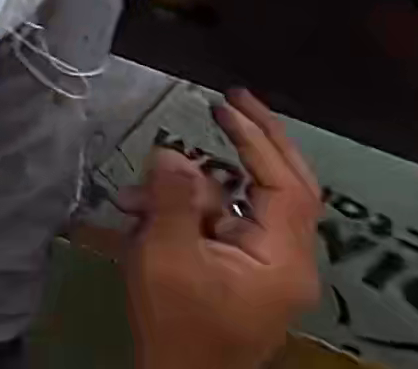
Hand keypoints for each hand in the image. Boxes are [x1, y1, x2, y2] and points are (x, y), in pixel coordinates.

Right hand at [122, 89, 321, 368]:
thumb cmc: (177, 316)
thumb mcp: (165, 254)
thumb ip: (172, 200)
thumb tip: (173, 152)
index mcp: (281, 257)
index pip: (284, 186)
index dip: (257, 141)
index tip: (223, 104)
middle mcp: (285, 257)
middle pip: (283, 187)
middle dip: (258, 141)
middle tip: (230, 101)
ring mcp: (263, 262)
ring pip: (233, 201)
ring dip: (184, 187)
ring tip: (132, 199)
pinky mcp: (238, 266)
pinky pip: (214, 218)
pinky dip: (178, 206)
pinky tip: (138, 211)